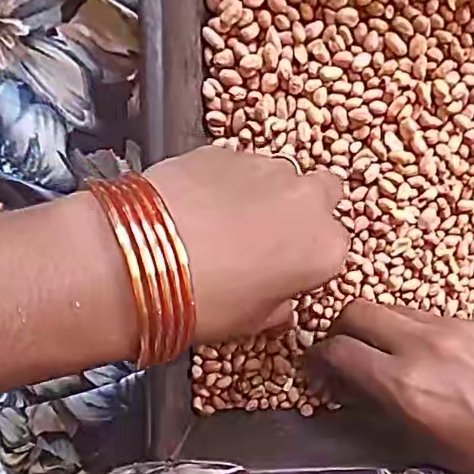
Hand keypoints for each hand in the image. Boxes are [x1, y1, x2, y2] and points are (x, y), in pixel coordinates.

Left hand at [146, 147, 347, 341]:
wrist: (137, 259)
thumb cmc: (203, 301)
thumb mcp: (251, 323)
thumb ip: (278, 306)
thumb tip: (280, 304)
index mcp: (324, 247)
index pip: (336, 247)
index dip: (311, 257)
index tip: (290, 268)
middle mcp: (306, 200)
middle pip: (325, 193)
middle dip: (304, 210)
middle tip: (270, 235)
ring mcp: (265, 167)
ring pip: (280, 174)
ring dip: (266, 192)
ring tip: (226, 221)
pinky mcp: (224, 150)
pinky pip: (238, 164)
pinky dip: (227, 181)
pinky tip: (198, 205)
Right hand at [312, 299, 473, 473]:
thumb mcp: (423, 444)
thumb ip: (378, 406)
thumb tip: (345, 385)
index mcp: (406, 384)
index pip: (339, 350)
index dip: (319, 357)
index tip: (317, 367)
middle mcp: (422, 345)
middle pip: (357, 310)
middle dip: (340, 328)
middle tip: (342, 352)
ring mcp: (450, 327)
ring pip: (389, 307)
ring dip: (373, 325)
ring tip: (379, 353)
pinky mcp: (472, 322)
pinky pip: (421, 313)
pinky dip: (405, 327)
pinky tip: (417, 353)